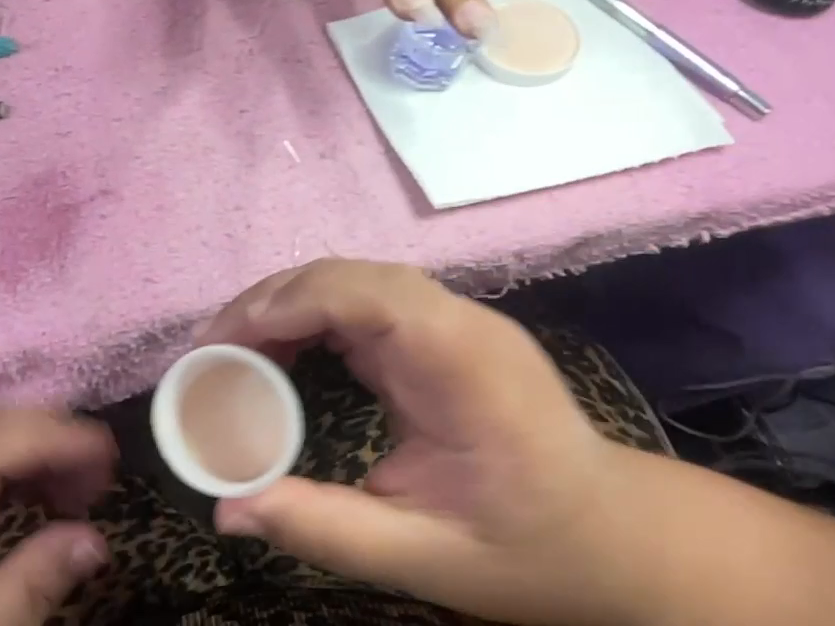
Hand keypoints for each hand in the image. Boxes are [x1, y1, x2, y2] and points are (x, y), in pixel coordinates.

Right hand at [194, 260, 649, 625]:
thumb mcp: (427, 558)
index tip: (223, 347)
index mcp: (463, 365)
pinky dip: (310, 315)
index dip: (283, 305)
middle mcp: (457, 322)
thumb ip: (323, 529)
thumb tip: (225, 512)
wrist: (622, 537)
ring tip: (234, 349)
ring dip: (284, 303)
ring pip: (348, 278)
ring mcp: (451, 319)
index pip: (362, 296)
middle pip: (344, 275)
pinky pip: (360, 299)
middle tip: (212, 351)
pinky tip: (282, 350)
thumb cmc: (536, 551)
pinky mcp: (439, 328)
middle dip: (268, 302)